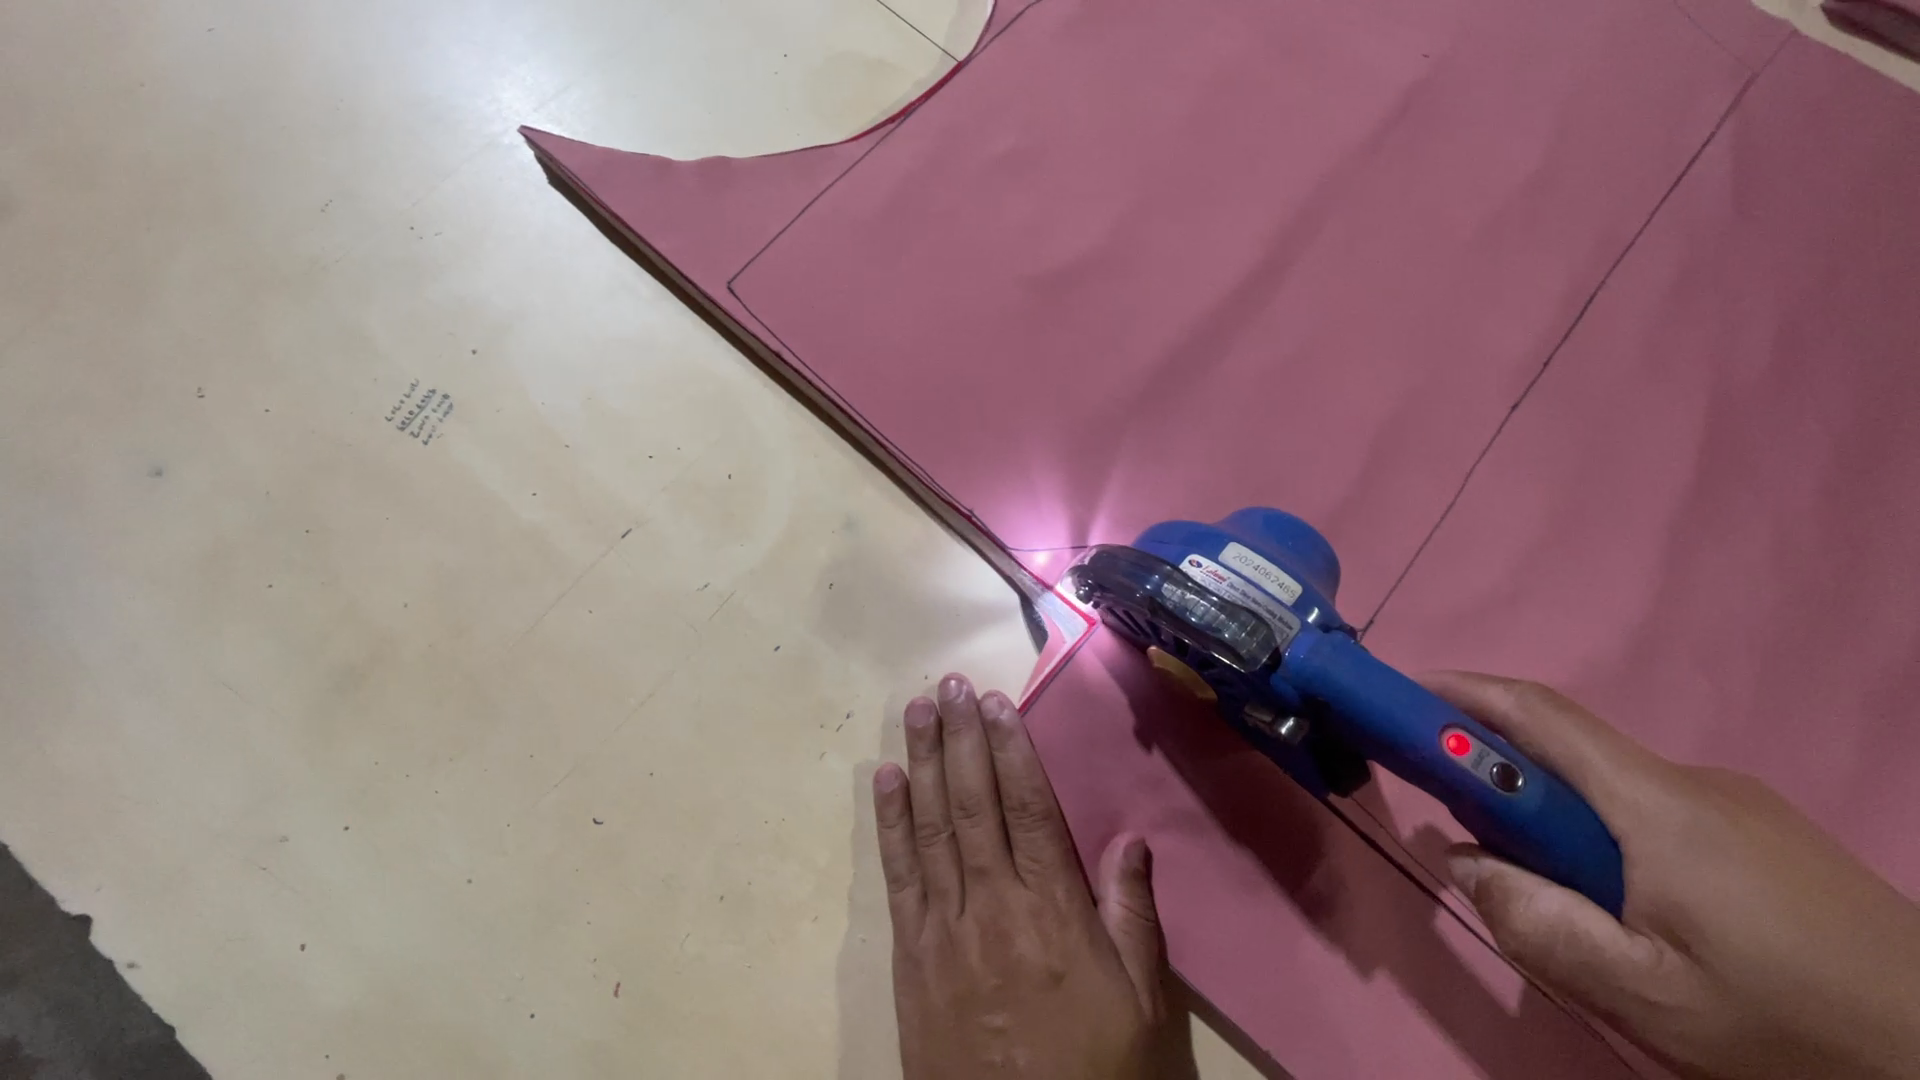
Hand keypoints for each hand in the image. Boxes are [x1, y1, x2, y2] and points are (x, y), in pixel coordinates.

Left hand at [873, 674, 1187, 1079]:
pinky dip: (891, 822)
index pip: (1028, 808)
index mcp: (1054, 911)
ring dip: (923, 761)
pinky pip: (899, 875)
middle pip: (975, 802)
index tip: (997, 704)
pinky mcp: (910, 954)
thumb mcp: (1141, 1005)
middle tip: (952, 685)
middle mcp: (994, 904)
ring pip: (932, 825)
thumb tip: (1132, 839)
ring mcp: (945, 926)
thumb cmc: (1093, 1073)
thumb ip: (1132, 917)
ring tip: (917, 711)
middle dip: (962, 737)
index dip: (1011, 750)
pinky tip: (886, 780)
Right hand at [1423, 672, 1919, 1079]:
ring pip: (1609, 791)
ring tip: (1555, 894)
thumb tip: (1462, 858)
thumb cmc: (1795, 1027)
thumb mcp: (1645, 996)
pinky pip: (1652, 813)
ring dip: (1555, 818)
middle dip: (1498, 773)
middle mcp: (1694, 783)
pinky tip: (1628, 908)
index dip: (1464, 691)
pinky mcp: (1767, 836)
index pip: (1539, 714)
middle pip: (1567, 752)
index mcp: (1658, 804)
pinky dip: (1603, 835)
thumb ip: (1536, 922)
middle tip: (1464, 830)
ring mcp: (1739, 806)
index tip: (1403, 696)